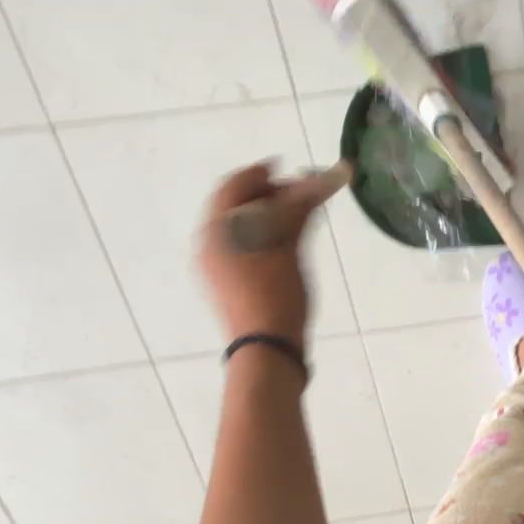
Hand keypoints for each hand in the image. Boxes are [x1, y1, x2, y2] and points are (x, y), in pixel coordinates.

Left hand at [198, 159, 351, 350]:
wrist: (266, 353)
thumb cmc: (275, 298)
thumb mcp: (287, 250)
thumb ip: (296, 211)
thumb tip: (314, 180)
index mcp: (217, 230)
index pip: (234, 187)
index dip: (262, 174)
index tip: (288, 170)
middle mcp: (209, 244)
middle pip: (237, 207)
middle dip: (268, 196)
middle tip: (299, 195)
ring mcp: (216, 267)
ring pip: (240, 229)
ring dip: (267, 218)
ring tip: (298, 220)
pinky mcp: (228, 287)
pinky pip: (242, 250)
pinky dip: (263, 239)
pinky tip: (286, 247)